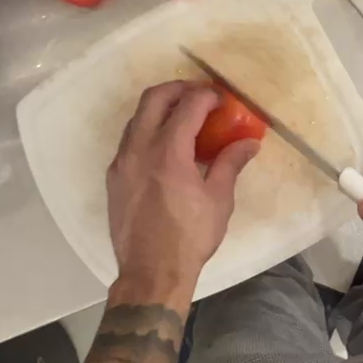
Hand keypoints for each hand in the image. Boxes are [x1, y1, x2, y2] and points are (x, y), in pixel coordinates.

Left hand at [107, 81, 259, 300]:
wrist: (151, 272)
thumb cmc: (191, 237)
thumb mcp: (219, 200)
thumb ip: (231, 164)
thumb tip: (249, 142)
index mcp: (168, 152)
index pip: (187, 106)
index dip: (206, 96)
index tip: (221, 99)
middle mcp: (139, 149)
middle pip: (153, 99)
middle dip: (178, 89)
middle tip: (199, 94)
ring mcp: (121, 162)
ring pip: (136, 118)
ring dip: (160, 109)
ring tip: (184, 118)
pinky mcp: (114, 177)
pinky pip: (129, 141)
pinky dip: (148, 131)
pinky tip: (166, 147)